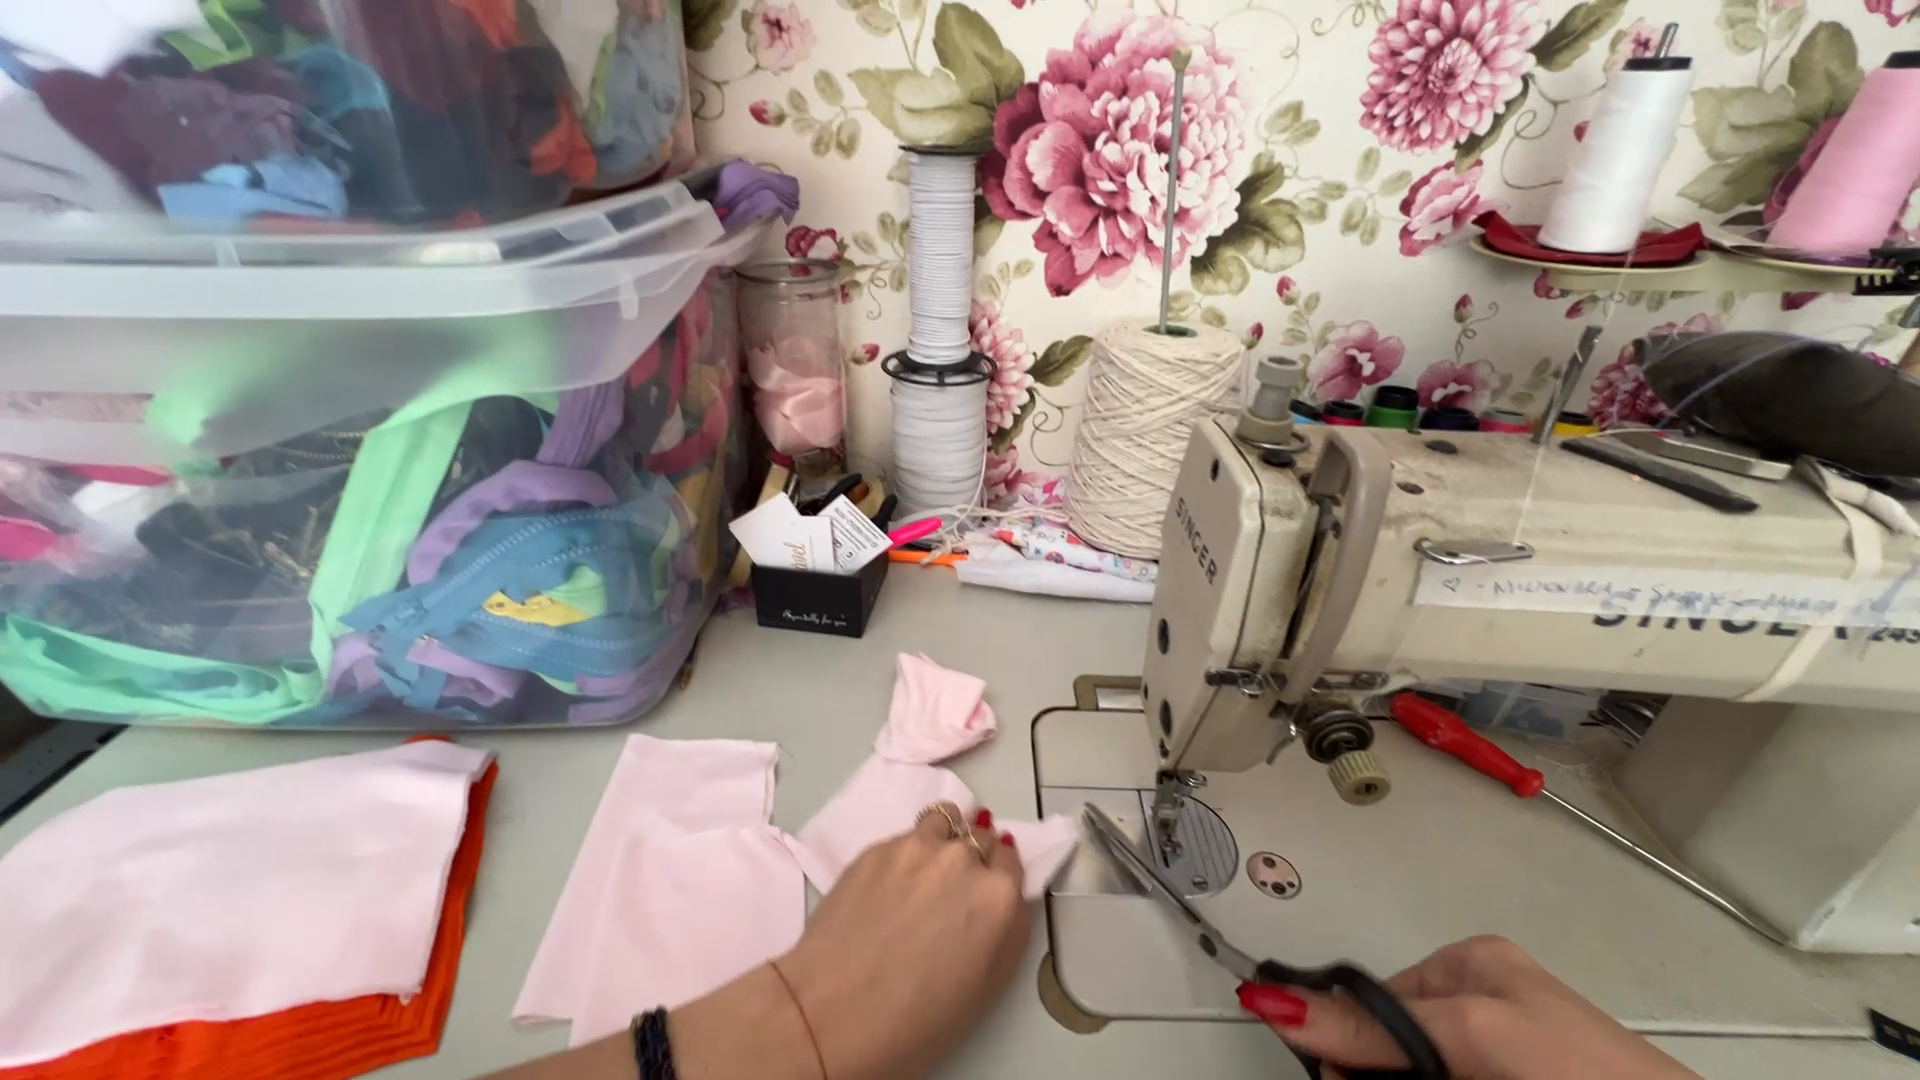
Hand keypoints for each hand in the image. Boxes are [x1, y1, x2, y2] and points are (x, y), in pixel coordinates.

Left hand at [776, 802, 1030, 1079]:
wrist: (832, 1013)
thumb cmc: (918, 1018)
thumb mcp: (989, 985)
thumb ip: (1010, 927)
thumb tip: (1006, 894)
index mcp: (996, 895)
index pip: (1011, 860)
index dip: (1000, 876)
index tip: (984, 894)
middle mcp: (961, 858)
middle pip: (980, 837)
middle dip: (974, 858)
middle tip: (953, 892)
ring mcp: (915, 847)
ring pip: (943, 823)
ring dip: (942, 841)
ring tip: (923, 873)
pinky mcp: (876, 846)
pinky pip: (905, 838)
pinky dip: (906, 854)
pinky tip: (888, 887)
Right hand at [1241, 936, 1700, 1079]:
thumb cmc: (1581, 1072)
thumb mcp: (1466, 1035)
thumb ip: (1372, 1025)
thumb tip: (1272, 1000)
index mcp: (1471, 964)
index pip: (1377, 998)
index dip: (1351, 1044)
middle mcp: (1489, 1003)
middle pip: (1402, 1042)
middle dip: (1383, 1074)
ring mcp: (1513, 1056)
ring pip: (1429, 1072)